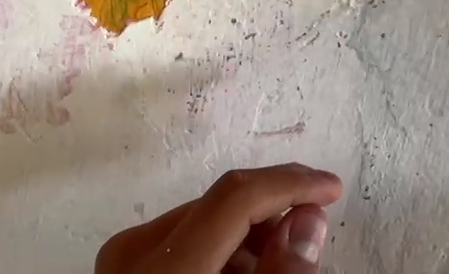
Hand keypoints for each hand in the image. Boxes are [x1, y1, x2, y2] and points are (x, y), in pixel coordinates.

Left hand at [95, 164, 342, 273]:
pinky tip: (243, 271)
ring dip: (248, 235)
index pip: (234, 196)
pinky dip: (219, 250)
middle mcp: (132, 249)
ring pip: (204, 222)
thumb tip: (309, 219)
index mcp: (162, 265)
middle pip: (220, 205)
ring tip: (279, 261)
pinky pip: (182, 240)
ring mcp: (119, 256)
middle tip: (313, 228)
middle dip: (273, 210)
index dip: (289, 184)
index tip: (330, 187)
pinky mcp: (118, 265)